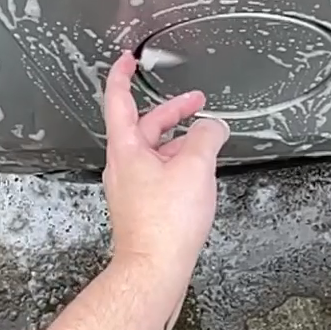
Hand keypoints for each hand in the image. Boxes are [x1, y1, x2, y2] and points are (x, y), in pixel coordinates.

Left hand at [101, 52, 229, 273]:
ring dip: (179, 140)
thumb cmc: (164, 225)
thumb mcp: (195, 167)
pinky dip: (178, 164)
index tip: (128, 60)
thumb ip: (205, 136)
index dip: (122, 74)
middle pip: (144, 126)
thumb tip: (212, 126)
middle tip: (195, 100)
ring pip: (154, 152)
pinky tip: (198, 173)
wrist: (154, 269)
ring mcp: (131, 188)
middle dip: (172, 110)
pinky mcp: (142, 207)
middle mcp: (123, 166)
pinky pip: (159, 174)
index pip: (117, 99)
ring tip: (207, 139)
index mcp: (126, 149)